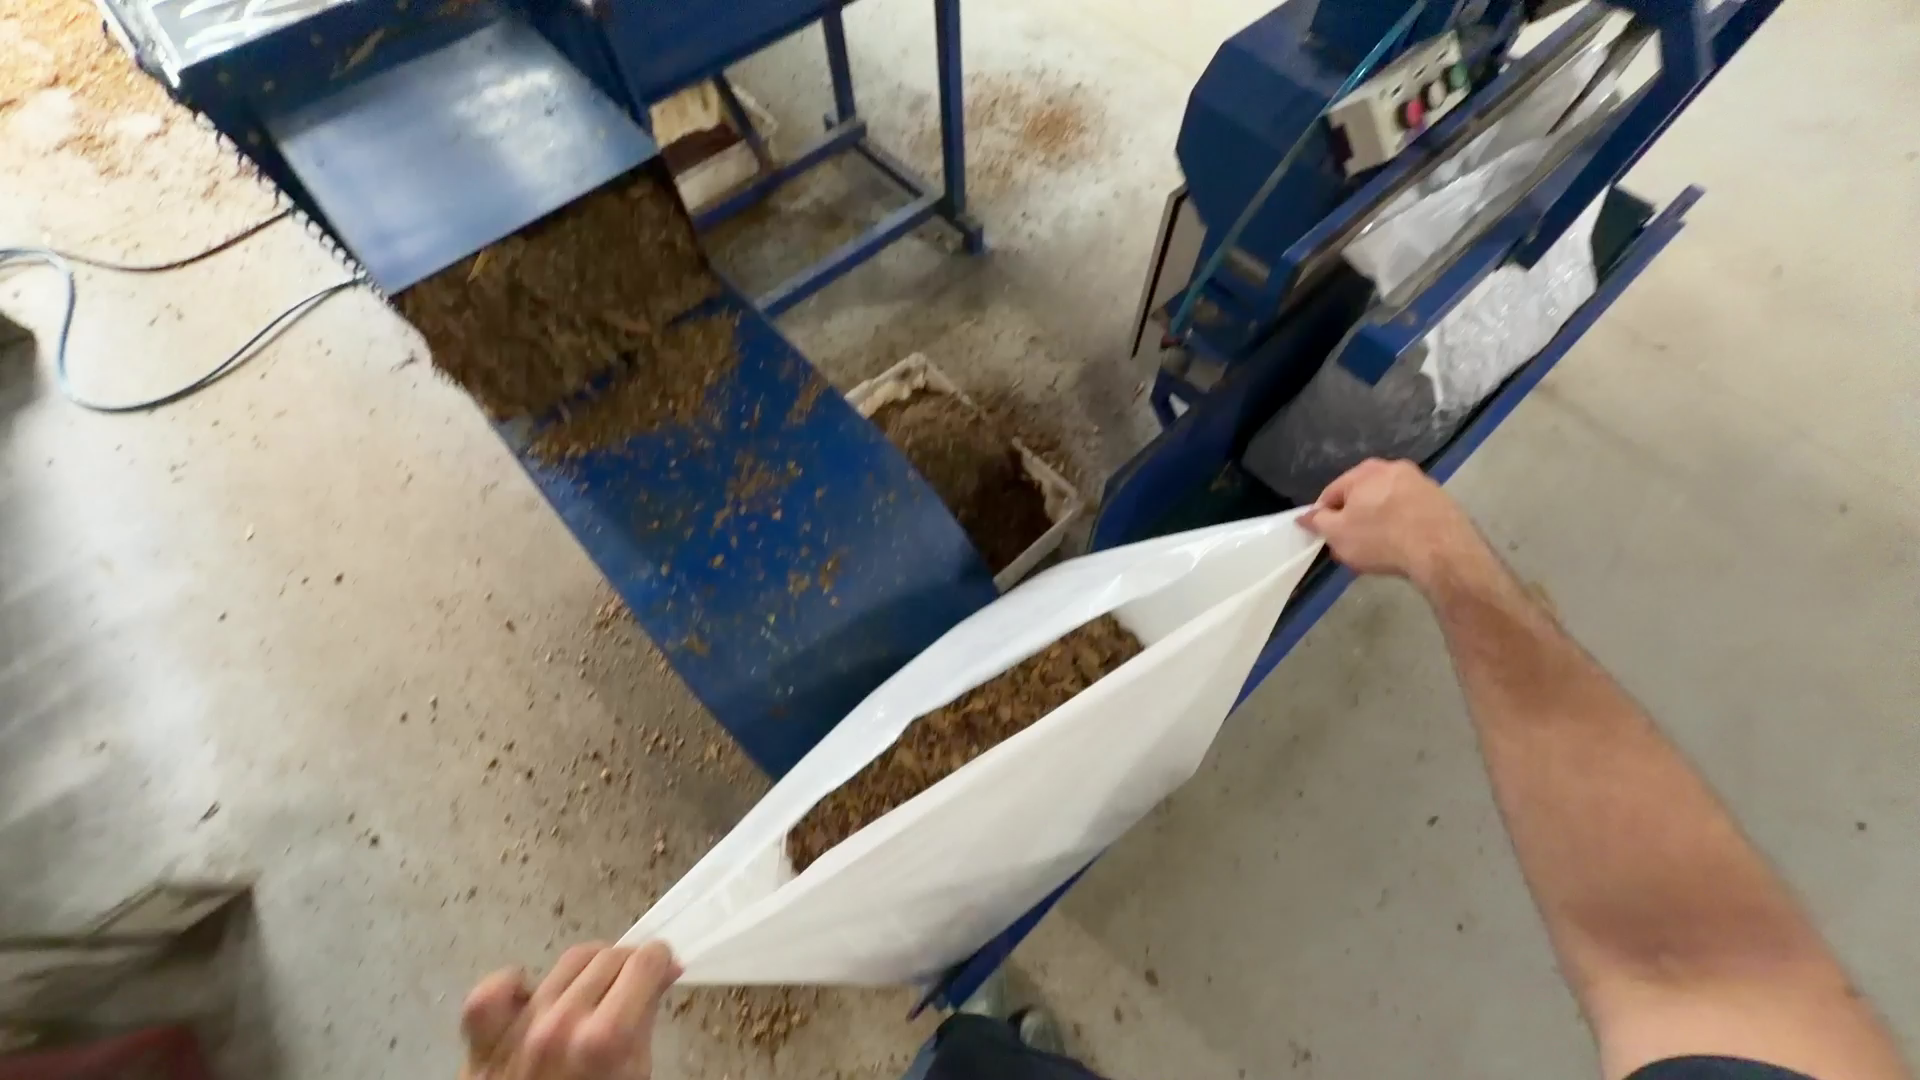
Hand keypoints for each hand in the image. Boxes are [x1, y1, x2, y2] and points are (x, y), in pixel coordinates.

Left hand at [461, 942, 679, 1079]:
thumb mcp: (635, 1075)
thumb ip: (647, 1016)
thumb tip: (666, 968)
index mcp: (604, 1039)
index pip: (646, 961)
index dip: (660, 962)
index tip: (660, 973)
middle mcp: (561, 1024)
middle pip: (611, 957)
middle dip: (630, 967)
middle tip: (632, 991)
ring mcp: (518, 1031)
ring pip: (570, 960)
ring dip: (590, 970)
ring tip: (593, 996)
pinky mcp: (482, 1044)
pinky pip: (490, 992)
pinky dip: (514, 984)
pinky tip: (535, 995)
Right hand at [1299, 459, 1485, 591]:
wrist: (1444, 553)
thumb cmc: (1381, 539)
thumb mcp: (1337, 534)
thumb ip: (1317, 522)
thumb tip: (1304, 516)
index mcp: (1365, 471)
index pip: (1331, 493)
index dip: (1324, 517)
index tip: (1326, 537)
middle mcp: (1394, 468)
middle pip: (1361, 496)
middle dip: (1353, 519)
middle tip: (1351, 546)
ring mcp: (1421, 483)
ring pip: (1386, 504)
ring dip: (1377, 522)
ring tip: (1377, 550)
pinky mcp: (1442, 500)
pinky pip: (1409, 512)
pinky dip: (1401, 526)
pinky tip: (1401, 547)